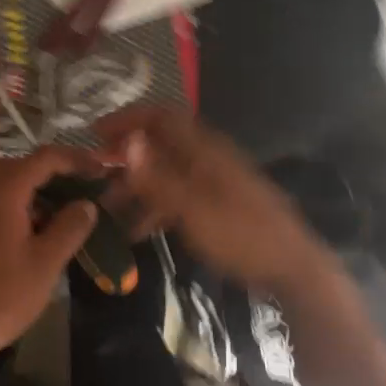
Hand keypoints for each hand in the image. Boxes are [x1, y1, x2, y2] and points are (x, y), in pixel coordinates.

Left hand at [0, 147, 101, 377]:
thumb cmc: (2, 297)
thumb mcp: (46, 263)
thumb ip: (70, 228)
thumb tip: (87, 204)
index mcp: (2, 194)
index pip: (43, 159)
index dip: (75, 159)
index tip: (101, 169)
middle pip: (21, 166)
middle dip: (55, 172)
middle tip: (85, 186)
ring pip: (7, 186)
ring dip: (37, 191)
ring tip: (67, 211)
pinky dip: (20, 207)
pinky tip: (38, 232)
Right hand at [94, 106, 332, 288]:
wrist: (292, 269)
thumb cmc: (242, 236)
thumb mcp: (193, 210)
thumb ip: (158, 178)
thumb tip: (127, 142)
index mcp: (204, 150)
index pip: (161, 116)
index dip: (127, 119)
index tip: (93, 134)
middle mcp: (208, 158)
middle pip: (161, 144)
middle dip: (126, 157)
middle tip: (95, 176)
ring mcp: (215, 183)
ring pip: (167, 173)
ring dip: (137, 187)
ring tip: (108, 210)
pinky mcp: (219, 206)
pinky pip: (179, 197)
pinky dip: (155, 208)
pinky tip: (137, 233)